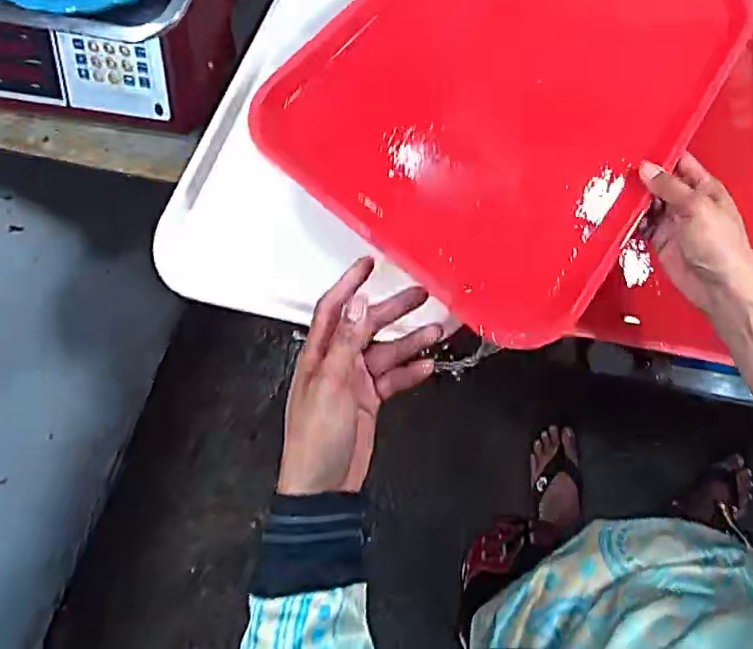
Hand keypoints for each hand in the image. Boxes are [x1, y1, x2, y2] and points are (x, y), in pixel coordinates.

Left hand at [277, 258, 446, 494]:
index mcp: (319, 353)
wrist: (323, 490)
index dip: (350, 283)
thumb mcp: (330, 385)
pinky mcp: (370, 400)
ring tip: (437, 331)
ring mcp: (355, 380)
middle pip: (368, 325)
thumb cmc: (315, 440)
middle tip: (421, 294)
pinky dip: (411, 371)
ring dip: (411, 341)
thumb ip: (346, 342)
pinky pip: (394, 378)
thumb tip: (358, 304)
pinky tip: (427, 366)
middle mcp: (336, 362)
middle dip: (394, 309)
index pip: (335, 307)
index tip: (369, 263)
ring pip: (387, 351)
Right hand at [638, 154, 752, 314]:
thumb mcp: (696, 207)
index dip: (661, 156)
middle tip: (622, 174)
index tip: (640, 152)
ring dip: (634, 199)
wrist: (722, 289)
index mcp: (704, 188)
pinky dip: (631, 221)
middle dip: (641, 178)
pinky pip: (641, 225)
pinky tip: (623, 217)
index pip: (679, 163)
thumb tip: (648, 169)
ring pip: (646, 202)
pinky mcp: (661, 239)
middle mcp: (687, 203)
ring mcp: (673, 221)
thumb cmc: (725, 250)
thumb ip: (669, 186)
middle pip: (658, 182)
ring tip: (618, 194)